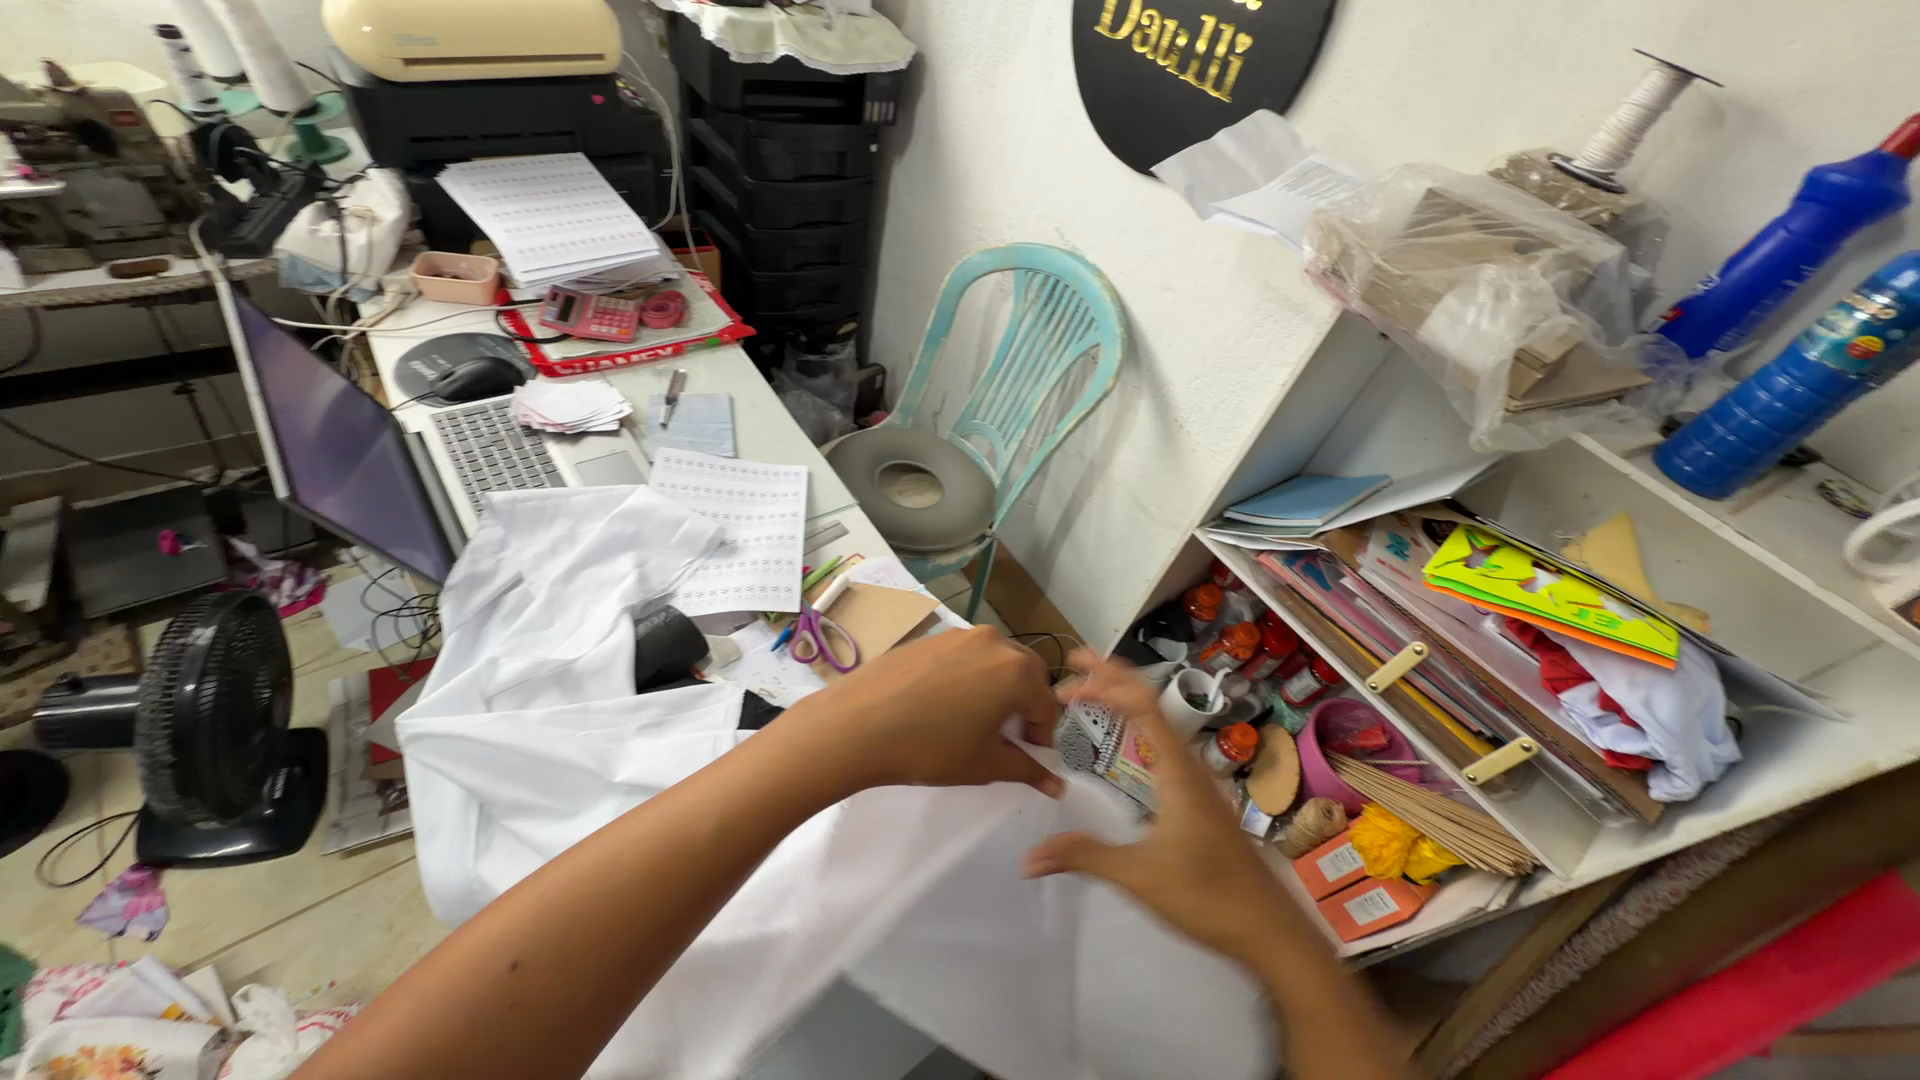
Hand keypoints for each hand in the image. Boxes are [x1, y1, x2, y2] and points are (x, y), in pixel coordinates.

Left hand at [779, 625, 1063, 798]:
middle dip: (1022, 706)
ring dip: (995, 689)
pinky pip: (963, 657)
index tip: (1027, 759)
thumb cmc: (930, 748)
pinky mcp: (930, 637)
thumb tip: (1055, 784)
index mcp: (1018, 670)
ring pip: (994, 662)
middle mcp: (994, 642)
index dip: (1040, 737)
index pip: (1046, 706)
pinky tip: (941, 706)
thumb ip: (1026, 769)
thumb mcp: (984, 765)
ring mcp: (959, 634)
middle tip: (1002, 740)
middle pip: (1025, 675)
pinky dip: (967, 678)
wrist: (856, 724)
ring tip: (971, 722)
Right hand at [1021, 651, 1303, 964]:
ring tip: (1092, 696)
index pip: (1141, 705)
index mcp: (1178, 771)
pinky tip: (1125, 748)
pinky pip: (1164, 747)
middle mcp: (1190, 767)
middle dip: (1112, 680)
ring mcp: (1199, 784)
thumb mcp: (1137, 875)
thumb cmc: (1207, 895)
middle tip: (1074, 668)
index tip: (1070, 672)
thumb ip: (1084, 856)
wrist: (1269, 931)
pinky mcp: (1200, 802)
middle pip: (1151, 705)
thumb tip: (1027, 858)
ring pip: (1159, 725)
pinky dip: (1137, 730)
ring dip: (1125, 703)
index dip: (1105, 682)